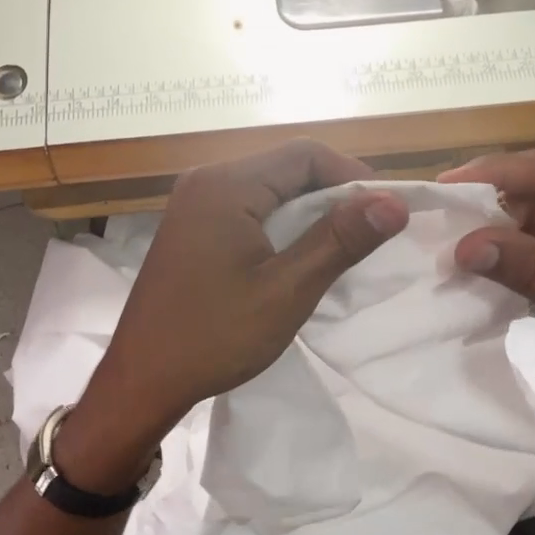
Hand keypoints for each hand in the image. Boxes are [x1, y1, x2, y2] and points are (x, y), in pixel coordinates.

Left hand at [58, 139, 409, 490]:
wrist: (141, 380)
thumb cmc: (214, 335)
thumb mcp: (287, 290)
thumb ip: (340, 240)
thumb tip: (393, 203)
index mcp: (226, 185)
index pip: (305, 154)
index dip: (352, 175)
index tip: (385, 212)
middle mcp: (206, 180)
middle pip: (286, 167)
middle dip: (333, 193)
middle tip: (368, 233)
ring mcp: (194, 203)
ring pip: (269, 188)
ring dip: (308, 211)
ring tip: (341, 247)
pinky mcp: (192, 227)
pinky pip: (248, 208)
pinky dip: (281, 224)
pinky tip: (298, 256)